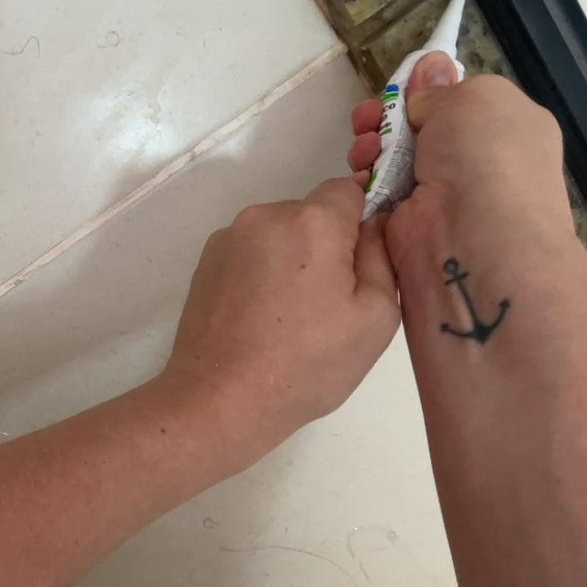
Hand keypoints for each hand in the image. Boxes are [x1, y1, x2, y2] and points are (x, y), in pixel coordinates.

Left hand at [157, 176, 400, 458]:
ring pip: (278, 236)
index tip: (364, 261)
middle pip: (311, 215)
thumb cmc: (306, 363)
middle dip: (327, 246)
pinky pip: (249, 255)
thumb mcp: (375, 315)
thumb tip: (374, 223)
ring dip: (292, 261)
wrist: (220, 397)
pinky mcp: (203, 263)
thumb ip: (382, 255)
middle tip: (329, 303)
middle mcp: (262, 216)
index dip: (364, 220)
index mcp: (310, 221)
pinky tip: (261, 318)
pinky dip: (261, 275)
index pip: (349, 190)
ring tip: (291, 317)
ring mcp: (226, 239)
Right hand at [347, 52, 575, 271]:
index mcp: (503, 129)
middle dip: (384, 118)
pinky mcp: (400, 222)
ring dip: (369, 147)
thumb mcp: (475, 98)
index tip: (398, 88)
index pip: (455, 102)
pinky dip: (360, 181)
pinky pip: (372, 191)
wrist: (473, 241)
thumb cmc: (487, 160)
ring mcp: (434, 195)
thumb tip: (429, 70)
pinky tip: (359, 177)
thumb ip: (443, 86)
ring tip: (363, 151)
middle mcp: (471, 162)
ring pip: (387, 159)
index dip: (423, 92)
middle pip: (413, 128)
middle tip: (365, 118)